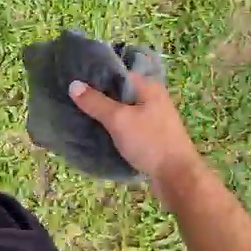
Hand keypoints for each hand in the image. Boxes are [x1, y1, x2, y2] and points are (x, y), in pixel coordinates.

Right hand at [68, 78, 205, 185]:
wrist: (177, 177)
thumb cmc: (149, 142)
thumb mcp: (118, 119)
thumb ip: (96, 102)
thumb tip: (74, 85)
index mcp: (148, 87)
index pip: (118, 74)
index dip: (97, 76)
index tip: (75, 81)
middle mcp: (153, 99)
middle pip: (120, 93)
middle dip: (99, 96)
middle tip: (74, 99)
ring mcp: (153, 119)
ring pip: (124, 111)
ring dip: (106, 114)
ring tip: (81, 115)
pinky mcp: (151, 136)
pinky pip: (128, 126)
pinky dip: (114, 128)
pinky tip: (99, 132)